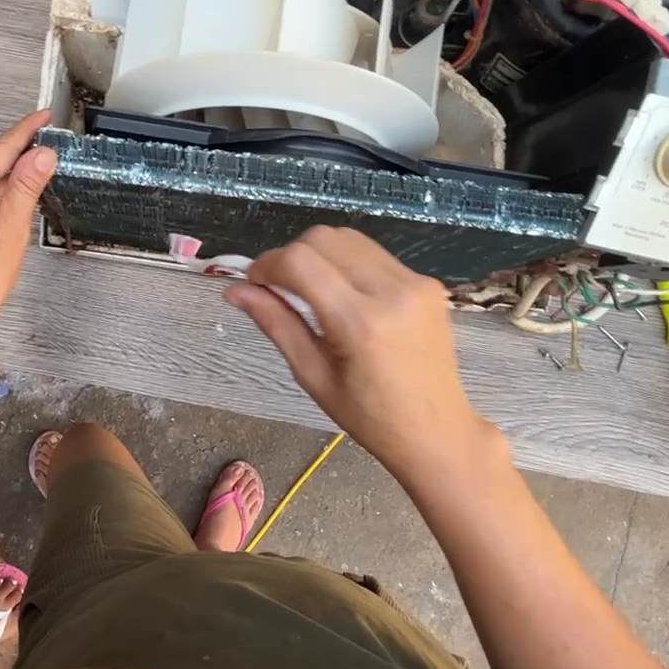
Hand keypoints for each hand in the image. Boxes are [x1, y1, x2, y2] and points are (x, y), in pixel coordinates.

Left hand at [0, 110, 57, 351]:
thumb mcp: (12, 232)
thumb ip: (25, 188)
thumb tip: (41, 154)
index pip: (2, 147)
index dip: (26, 129)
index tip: (44, 115)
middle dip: (14, 145)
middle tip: (43, 142)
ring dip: (1, 165)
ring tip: (30, 170)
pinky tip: (4, 198)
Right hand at [224, 227, 491, 477]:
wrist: (435, 430)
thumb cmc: (368, 416)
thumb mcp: (312, 374)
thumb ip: (275, 323)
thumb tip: (234, 290)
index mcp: (360, 323)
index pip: (300, 262)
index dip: (266, 265)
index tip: (253, 285)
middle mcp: (392, 291)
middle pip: (323, 239)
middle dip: (289, 256)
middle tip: (277, 288)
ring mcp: (415, 283)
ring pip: (348, 239)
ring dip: (317, 255)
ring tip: (308, 290)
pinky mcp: (426, 283)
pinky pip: (373, 254)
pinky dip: (345, 264)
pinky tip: (342, 296)